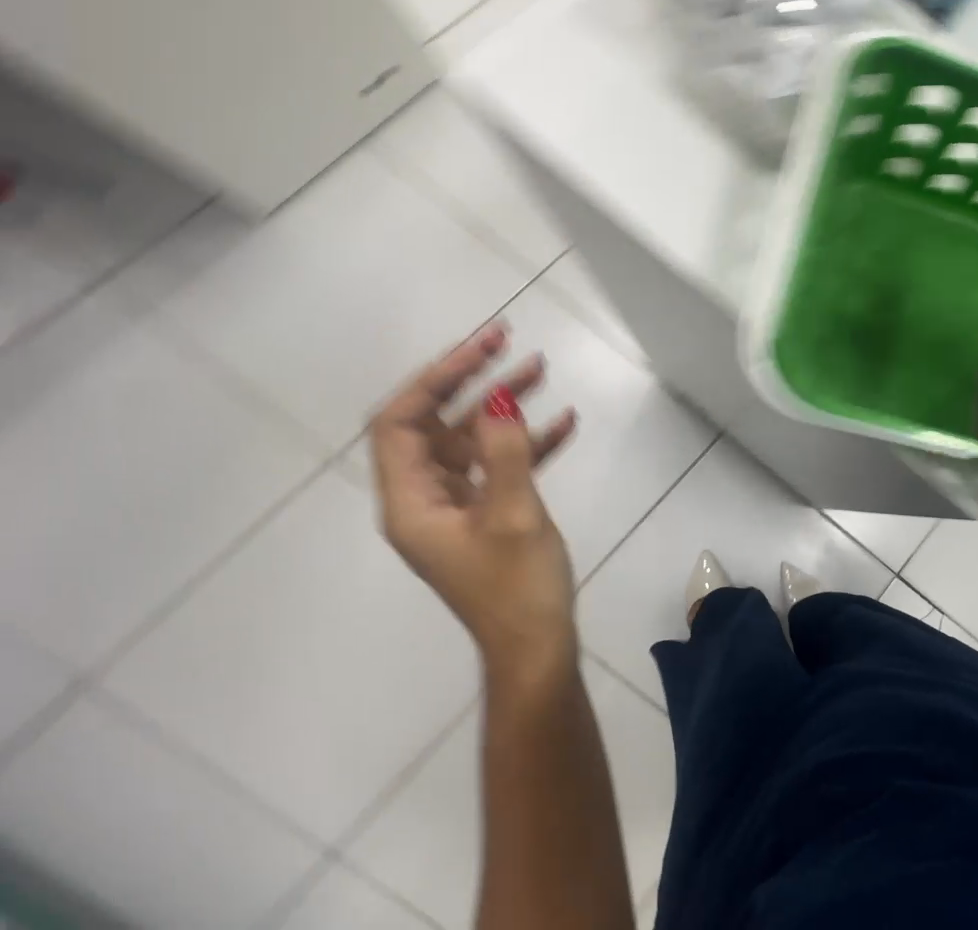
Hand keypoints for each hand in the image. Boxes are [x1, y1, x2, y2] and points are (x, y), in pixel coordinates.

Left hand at [372, 325, 580, 677]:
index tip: (481, 349)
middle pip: (435, 424)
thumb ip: (503, 453)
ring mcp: (456, 509)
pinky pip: (499, 468)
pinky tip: (565, 424)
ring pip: (471, 441)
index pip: (400, 421)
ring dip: (504, 407)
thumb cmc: (517, 587)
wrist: (536, 648)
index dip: (435, 378)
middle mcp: (423, 499)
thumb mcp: (514, 515)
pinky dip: (527, 444)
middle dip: (470, 380)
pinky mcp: (487, 518)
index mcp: (410, 502)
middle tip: (509, 341)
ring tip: (542, 371)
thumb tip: (498, 400)